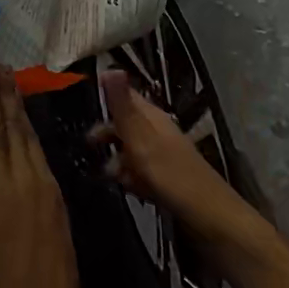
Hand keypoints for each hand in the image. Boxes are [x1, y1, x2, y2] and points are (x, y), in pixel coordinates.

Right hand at [88, 68, 246, 225]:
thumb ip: (122, 105)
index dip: (103, 94)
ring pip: (130, 150)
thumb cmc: (172, 175)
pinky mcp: (166, 180)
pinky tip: (124, 189)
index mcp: (152, 117)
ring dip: (115, 159)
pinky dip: (129, 178)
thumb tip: (109, 66)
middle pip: (124, 124)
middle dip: (104, 134)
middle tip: (84, 146)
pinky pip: (139, 172)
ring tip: (103, 174)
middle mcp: (157, 132)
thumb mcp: (141, 138)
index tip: (77, 101)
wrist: (211, 221)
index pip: (125, 95)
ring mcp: (163, 157)